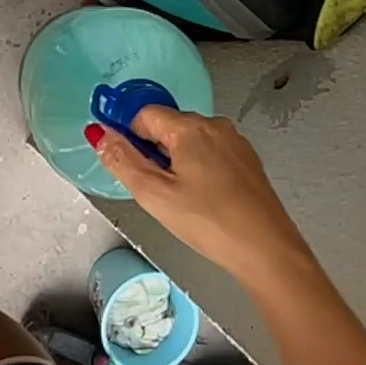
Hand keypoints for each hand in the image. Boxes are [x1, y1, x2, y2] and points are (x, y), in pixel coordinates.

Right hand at [89, 105, 315, 279]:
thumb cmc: (210, 223)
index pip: (144, 114)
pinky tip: (203, 200)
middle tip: (157, 190)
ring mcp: (235, 143)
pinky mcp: (247, 161)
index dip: (130, 137)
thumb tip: (99, 134)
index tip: (130, 165)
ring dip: (176, 162)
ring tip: (182, 200)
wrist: (267, 250)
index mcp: (191, 127)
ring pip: (190, 141)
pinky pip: (211, 153)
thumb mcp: (154, 195)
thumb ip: (122, 161)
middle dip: (154, 151)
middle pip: (168, 126)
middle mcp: (215, 126)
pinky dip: (199, 170)